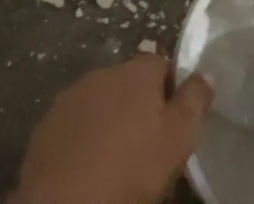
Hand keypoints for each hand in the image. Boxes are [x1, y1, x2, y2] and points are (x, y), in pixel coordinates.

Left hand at [10, 54, 212, 203]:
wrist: (65, 201)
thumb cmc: (131, 166)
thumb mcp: (178, 137)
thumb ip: (195, 100)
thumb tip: (206, 72)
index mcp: (136, 71)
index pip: (161, 63)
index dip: (171, 88)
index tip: (175, 119)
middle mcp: (102, 73)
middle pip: (129, 81)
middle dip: (139, 103)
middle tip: (149, 140)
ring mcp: (70, 97)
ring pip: (100, 100)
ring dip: (110, 117)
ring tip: (117, 153)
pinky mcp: (47, 124)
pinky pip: (76, 122)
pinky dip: (85, 135)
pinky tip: (89, 162)